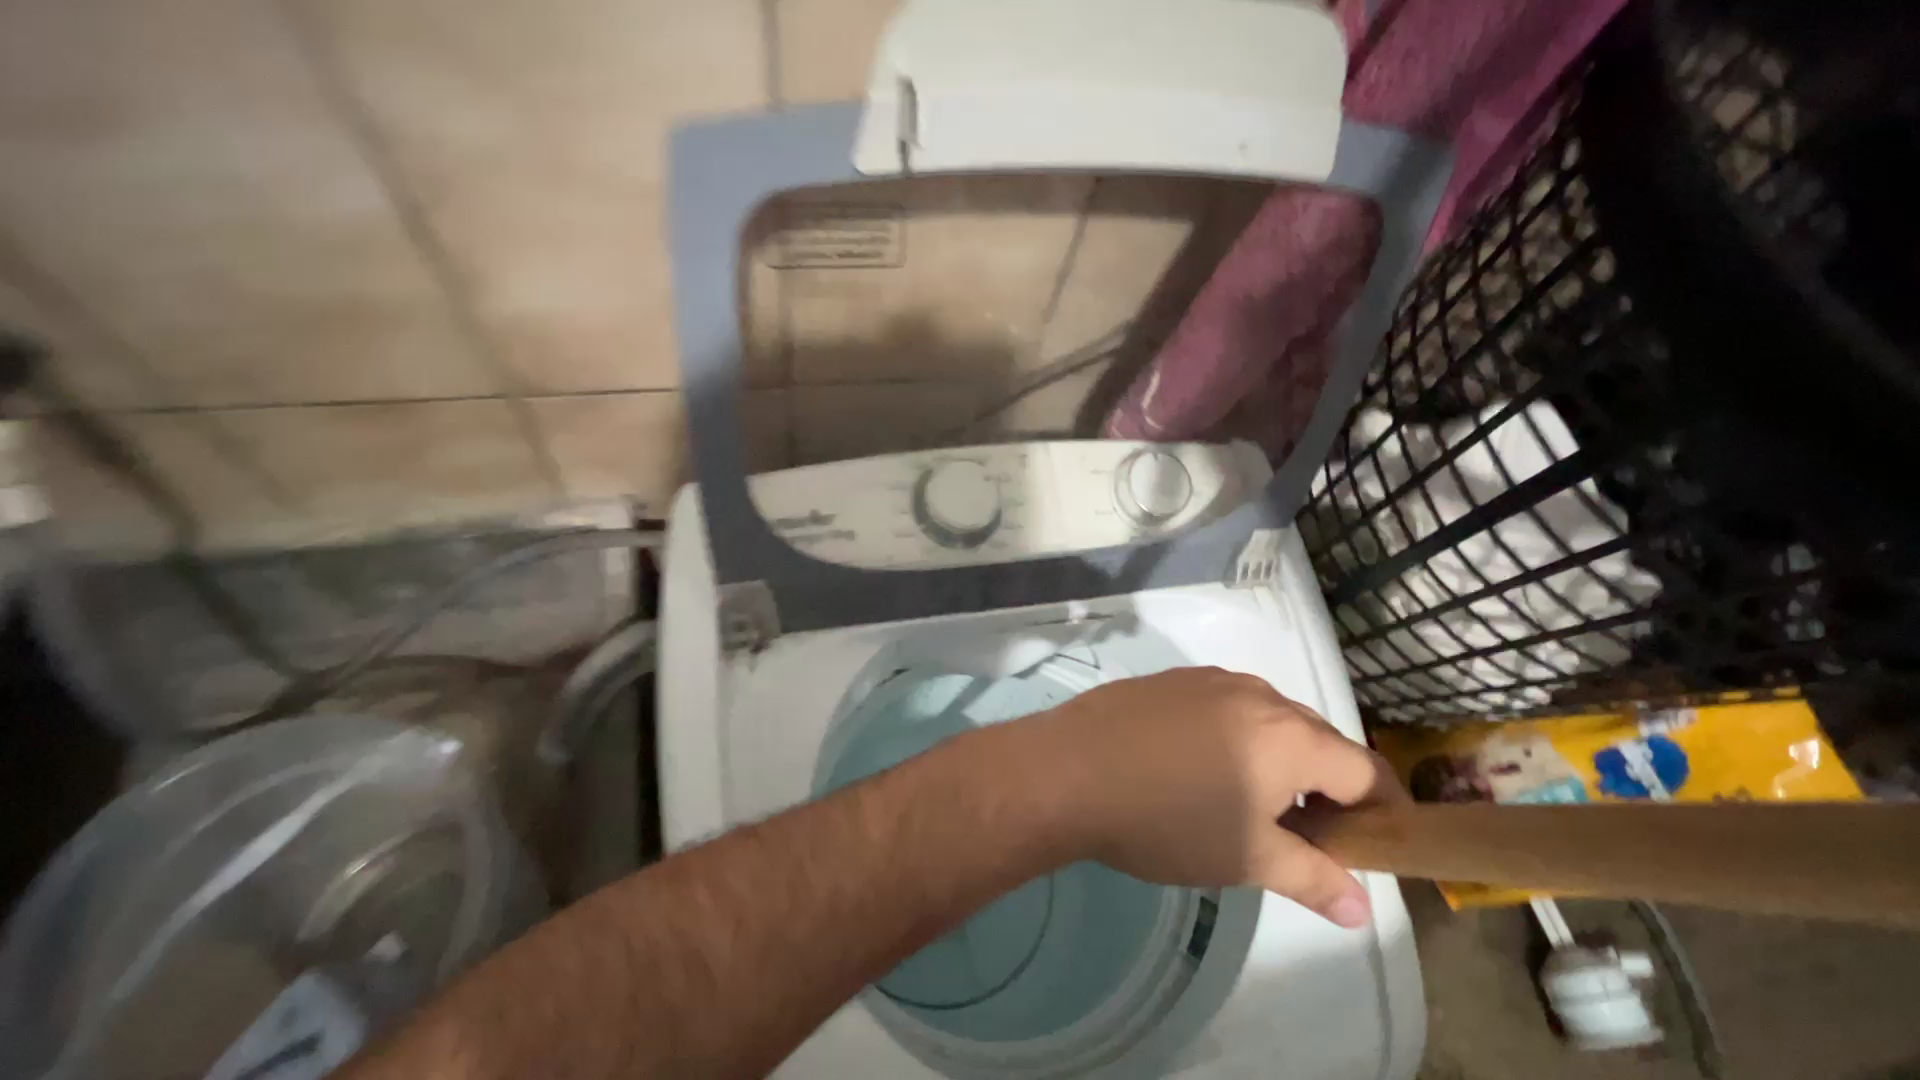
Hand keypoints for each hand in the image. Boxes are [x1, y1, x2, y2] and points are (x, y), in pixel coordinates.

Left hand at [1026, 666, 1402, 928]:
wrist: (1065, 772)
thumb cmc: (1165, 820)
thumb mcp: (1246, 858)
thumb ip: (1312, 880)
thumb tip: (1361, 910)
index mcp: (1290, 734)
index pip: (1366, 769)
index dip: (1382, 810)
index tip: (1379, 845)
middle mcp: (1258, 694)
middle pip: (1319, 740)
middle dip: (1328, 787)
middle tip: (1312, 837)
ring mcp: (1208, 681)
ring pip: (1269, 721)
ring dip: (1279, 761)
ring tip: (1253, 807)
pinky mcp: (1168, 682)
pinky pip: (1224, 709)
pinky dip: (1235, 740)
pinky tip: (1199, 772)